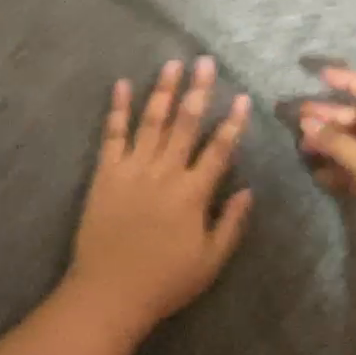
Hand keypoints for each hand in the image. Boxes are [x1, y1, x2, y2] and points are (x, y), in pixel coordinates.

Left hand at [65, 57, 253, 333]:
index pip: (219, 150)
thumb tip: (249, 189)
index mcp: (193, 194)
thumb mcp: (210, 262)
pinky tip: (122, 85)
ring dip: (164, 91)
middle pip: (185, 124)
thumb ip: (232, 224)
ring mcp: (133, 169)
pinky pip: (113, 135)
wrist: (110, 292)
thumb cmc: (165, 281)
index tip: (242, 97)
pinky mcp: (106, 172)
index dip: (233, 123)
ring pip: (152, 121)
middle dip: (198, 91)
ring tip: (172, 64)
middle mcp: (165, 172)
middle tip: (205, 62)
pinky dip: (118, 108)